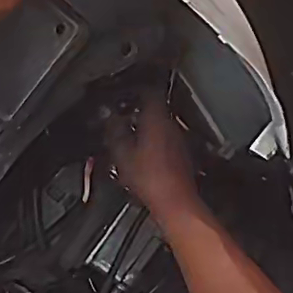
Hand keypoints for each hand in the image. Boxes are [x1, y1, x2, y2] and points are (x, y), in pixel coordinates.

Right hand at [105, 89, 202, 221]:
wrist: (174, 202)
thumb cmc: (151, 179)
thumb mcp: (122, 154)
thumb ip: (115, 132)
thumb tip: (110, 119)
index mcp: (156, 120)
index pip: (149, 92)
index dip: (135, 90)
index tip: (125, 92)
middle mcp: (171, 126)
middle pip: (154, 108)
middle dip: (137, 111)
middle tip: (122, 115)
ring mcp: (178, 140)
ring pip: (160, 124)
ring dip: (145, 127)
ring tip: (129, 136)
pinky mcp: (181, 154)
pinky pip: (165, 140)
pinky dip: (153, 141)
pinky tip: (142, 155)